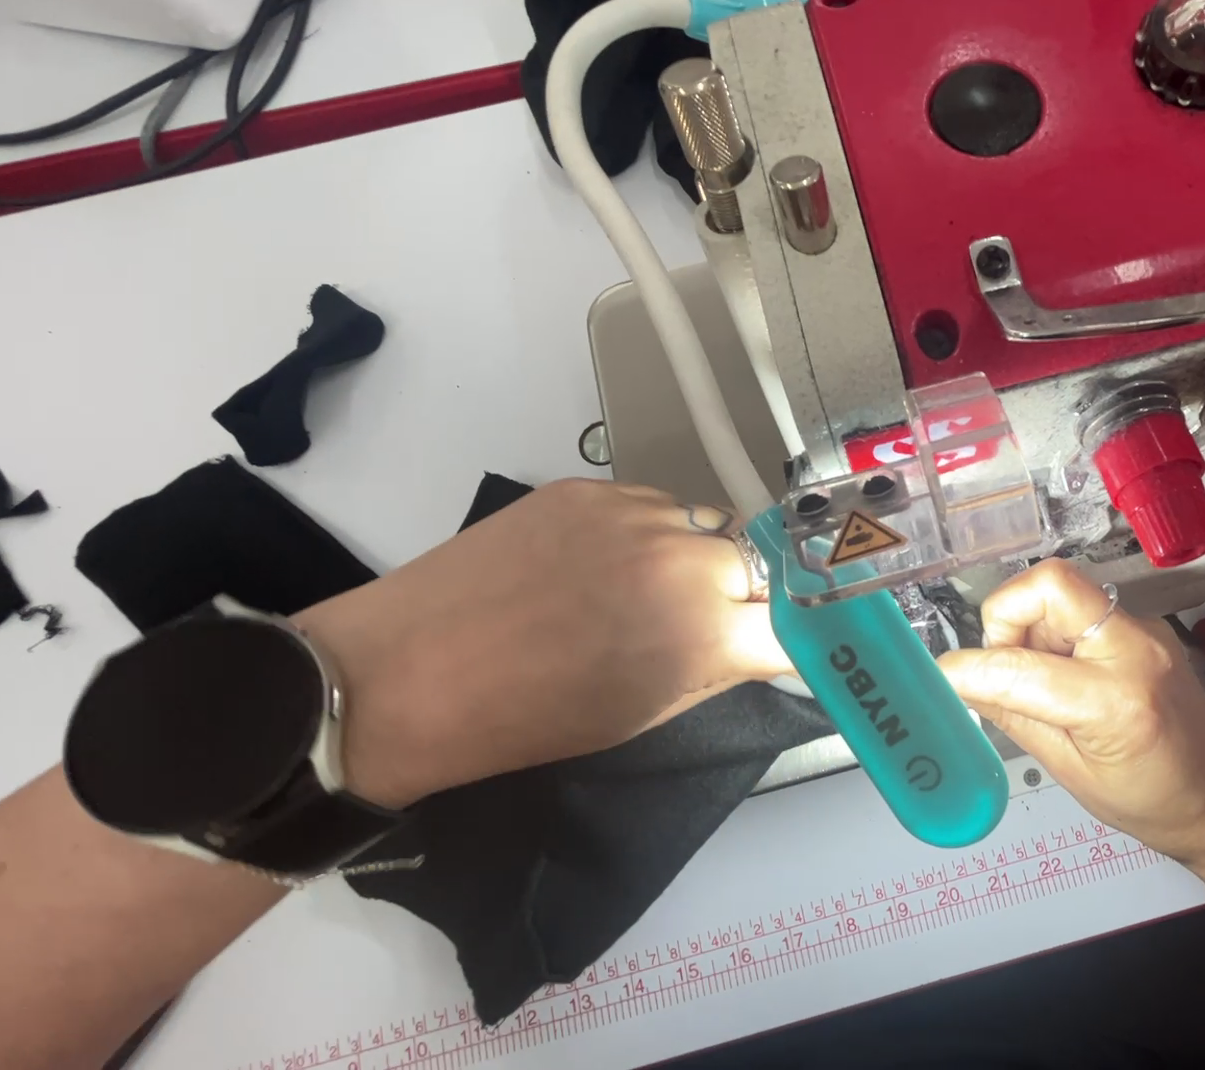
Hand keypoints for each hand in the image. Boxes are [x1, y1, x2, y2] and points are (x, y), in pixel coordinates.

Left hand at [294, 479, 789, 807]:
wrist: (409, 672)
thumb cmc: (533, 718)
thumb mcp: (646, 713)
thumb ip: (718, 665)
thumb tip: (759, 639)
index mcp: (705, 635)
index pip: (794, 621)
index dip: (786, 635)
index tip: (774, 642)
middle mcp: (685, 561)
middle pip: (756, 565)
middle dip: (740, 594)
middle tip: (698, 619)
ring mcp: (637, 514)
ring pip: (706, 526)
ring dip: (696, 556)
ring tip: (644, 585)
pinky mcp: (591, 487)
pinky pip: (653, 505)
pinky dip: (648, 532)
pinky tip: (602, 560)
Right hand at [937, 560, 1204, 879]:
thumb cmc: (1149, 804)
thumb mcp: (1069, 772)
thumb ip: (1012, 716)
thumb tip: (961, 682)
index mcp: (1116, 702)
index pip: (1020, 666)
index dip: (967, 669)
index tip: (942, 677)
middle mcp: (1134, 648)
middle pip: (1049, 583)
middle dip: (1004, 614)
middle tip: (1003, 662)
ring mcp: (1144, 630)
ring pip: (1061, 588)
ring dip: (1028, 623)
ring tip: (1037, 676)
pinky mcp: (1144, 625)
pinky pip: (1081, 607)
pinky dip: (1052, 630)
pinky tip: (1062, 674)